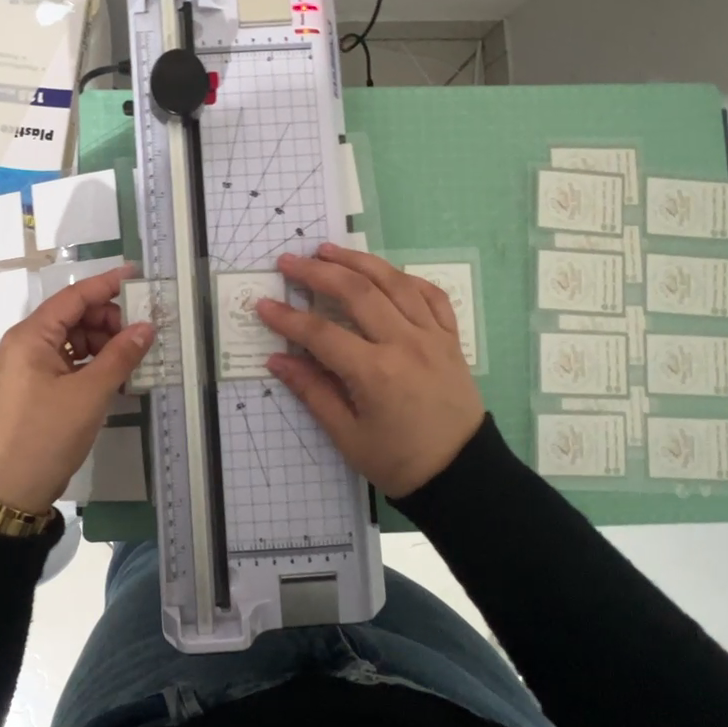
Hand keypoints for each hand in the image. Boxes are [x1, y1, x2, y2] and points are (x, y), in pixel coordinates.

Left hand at [0, 264, 154, 512]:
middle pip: (73, 317)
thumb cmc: (47, 434)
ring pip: (73, 340)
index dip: (106, 284)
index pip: (73, 297)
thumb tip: (146, 327)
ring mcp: (29, 367)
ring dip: (103, 344)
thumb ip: (120, 356)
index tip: (136, 275)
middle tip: (142, 333)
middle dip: (108, 320)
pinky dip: (92, 364)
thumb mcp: (90, 394)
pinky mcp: (35, 388)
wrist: (10, 487)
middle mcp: (26, 344)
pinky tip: (116, 375)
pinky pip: (68, 362)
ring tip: (133, 358)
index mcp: (31, 336)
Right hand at [256, 244, 484, 497]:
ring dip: (358, 261)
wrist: (464, 476)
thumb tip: (278, 360)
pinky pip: (431, 295)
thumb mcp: (349, 436)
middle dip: (318, 272)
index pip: (321, 333)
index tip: (264, 305)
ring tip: (329, 251)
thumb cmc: (400, 462)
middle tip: (289, 261)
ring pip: (394, 282)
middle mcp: (405, 344)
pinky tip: (386, 273)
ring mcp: (432, 337)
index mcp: (376, 373)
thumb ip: (313, 391)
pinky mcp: (450, 339)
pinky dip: (406, 279)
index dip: (288, 318)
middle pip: (357, 292)